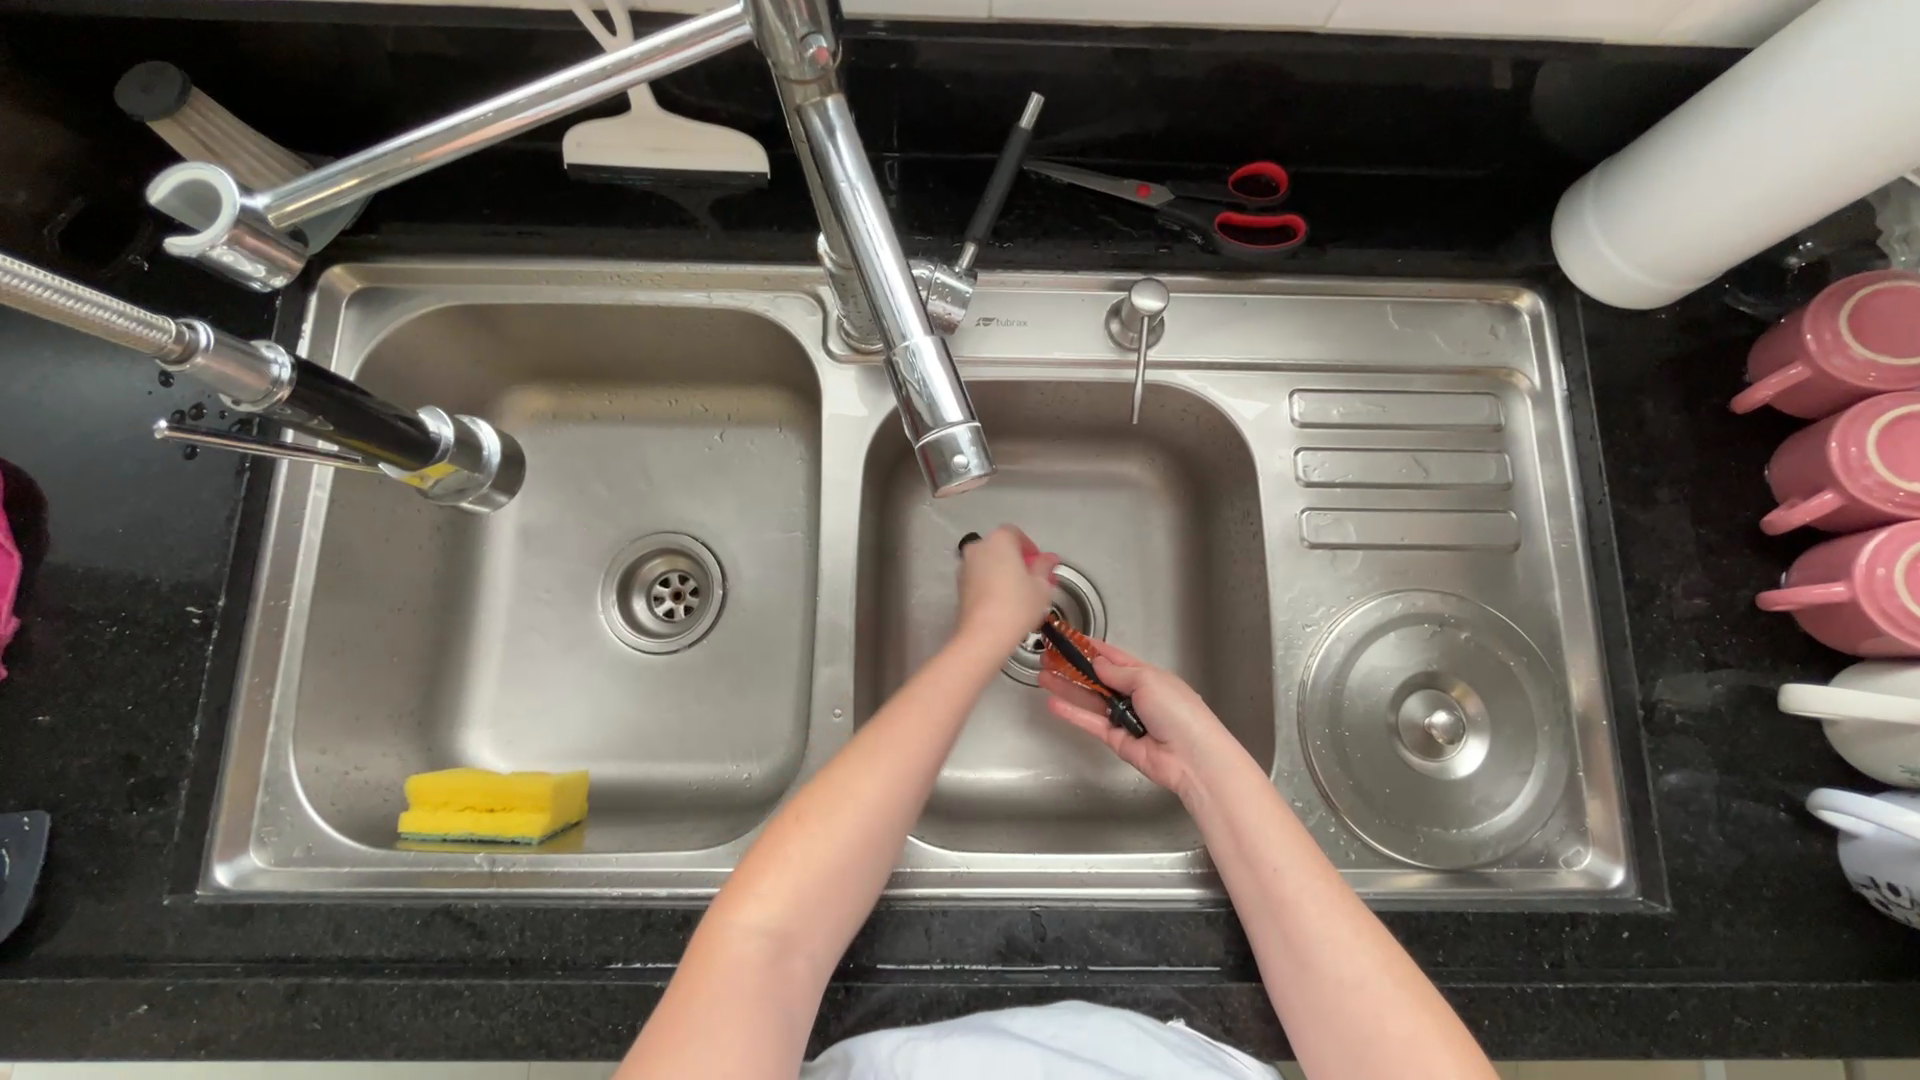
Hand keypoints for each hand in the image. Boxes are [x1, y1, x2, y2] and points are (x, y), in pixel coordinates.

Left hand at [956, 526, 1059, 650]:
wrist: (984, 635)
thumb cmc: (1017, 605)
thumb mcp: (1041, 586)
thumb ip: (1045, 567)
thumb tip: (1049, 559)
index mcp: (999, 540)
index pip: (1016, 534)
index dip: (1030, 548)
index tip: (1040, 565)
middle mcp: (978, 548)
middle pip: (1000, 548)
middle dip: (1016, 560)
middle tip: (1032, 580)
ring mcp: (965, 567)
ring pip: (988, 564)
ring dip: (1003, 572)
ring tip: (1018, 594)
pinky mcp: (959, 586)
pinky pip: (979, 578)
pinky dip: (991, 584)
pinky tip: (1003, 602)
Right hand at [1040, 641, 1240, 800]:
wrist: (1192, 757)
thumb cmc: (1179, 712)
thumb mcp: (1148, 680)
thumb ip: (1117, 672)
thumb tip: (1097, 663)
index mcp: (1147, 676)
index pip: (1114, 658)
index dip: (1092, 648)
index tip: (1070, 640)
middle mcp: (1134, 695)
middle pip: (1097, 678)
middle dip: (1073, 667)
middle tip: (1048, 658)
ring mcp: (1124, 717)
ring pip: (1089, 699)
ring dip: (1067, 687)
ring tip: (1043, 676)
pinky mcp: (1115, 739)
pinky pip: (1090, 722)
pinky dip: (1072, 712)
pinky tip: (1054, 702)